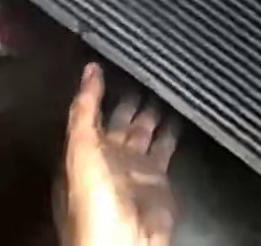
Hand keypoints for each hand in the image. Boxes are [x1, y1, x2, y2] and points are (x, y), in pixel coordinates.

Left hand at [58, 63, 180, 245]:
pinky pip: (166, 147)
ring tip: (164, 81)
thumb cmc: (95, 200)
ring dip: (153, 110)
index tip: (113, 60)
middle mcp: (110, 158)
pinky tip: (179, 111)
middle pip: (122, 120)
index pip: (93, 112)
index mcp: (85, 152)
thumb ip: (85, 108)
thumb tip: (90, 68)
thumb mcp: (81, 148)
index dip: (100, 89)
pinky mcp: (159, 182)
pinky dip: (172, 130)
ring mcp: (135, 169)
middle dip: (131, 97)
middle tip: (144, 66)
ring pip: (145, 131)